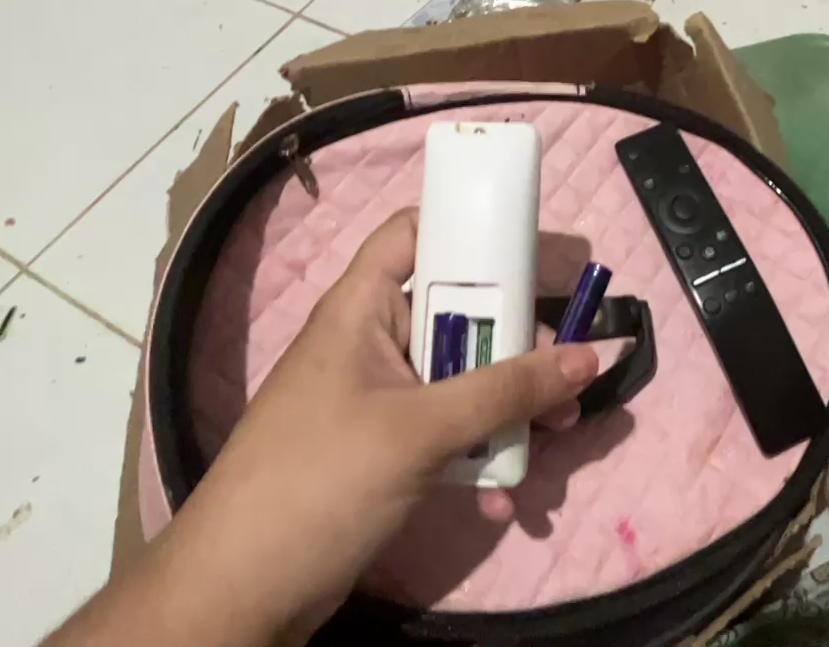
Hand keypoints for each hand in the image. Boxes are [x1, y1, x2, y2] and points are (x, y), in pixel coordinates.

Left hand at [61, 210, 599, 646]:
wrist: (238, 598)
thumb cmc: (318, 482)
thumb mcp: (420, 431)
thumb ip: (506, 392)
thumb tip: (591, 356)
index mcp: (362, 308)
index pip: (413, 235)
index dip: (469, 230)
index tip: (533, 252)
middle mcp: (373, 342)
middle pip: (457, 313)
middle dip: (518, 344)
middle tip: (568, 371)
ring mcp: (381, 397)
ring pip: (462, 377)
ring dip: (510, 406)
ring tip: (558, 432)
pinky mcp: (388, 448)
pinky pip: (450, 430)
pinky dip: (481, 453)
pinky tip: (505, 495)